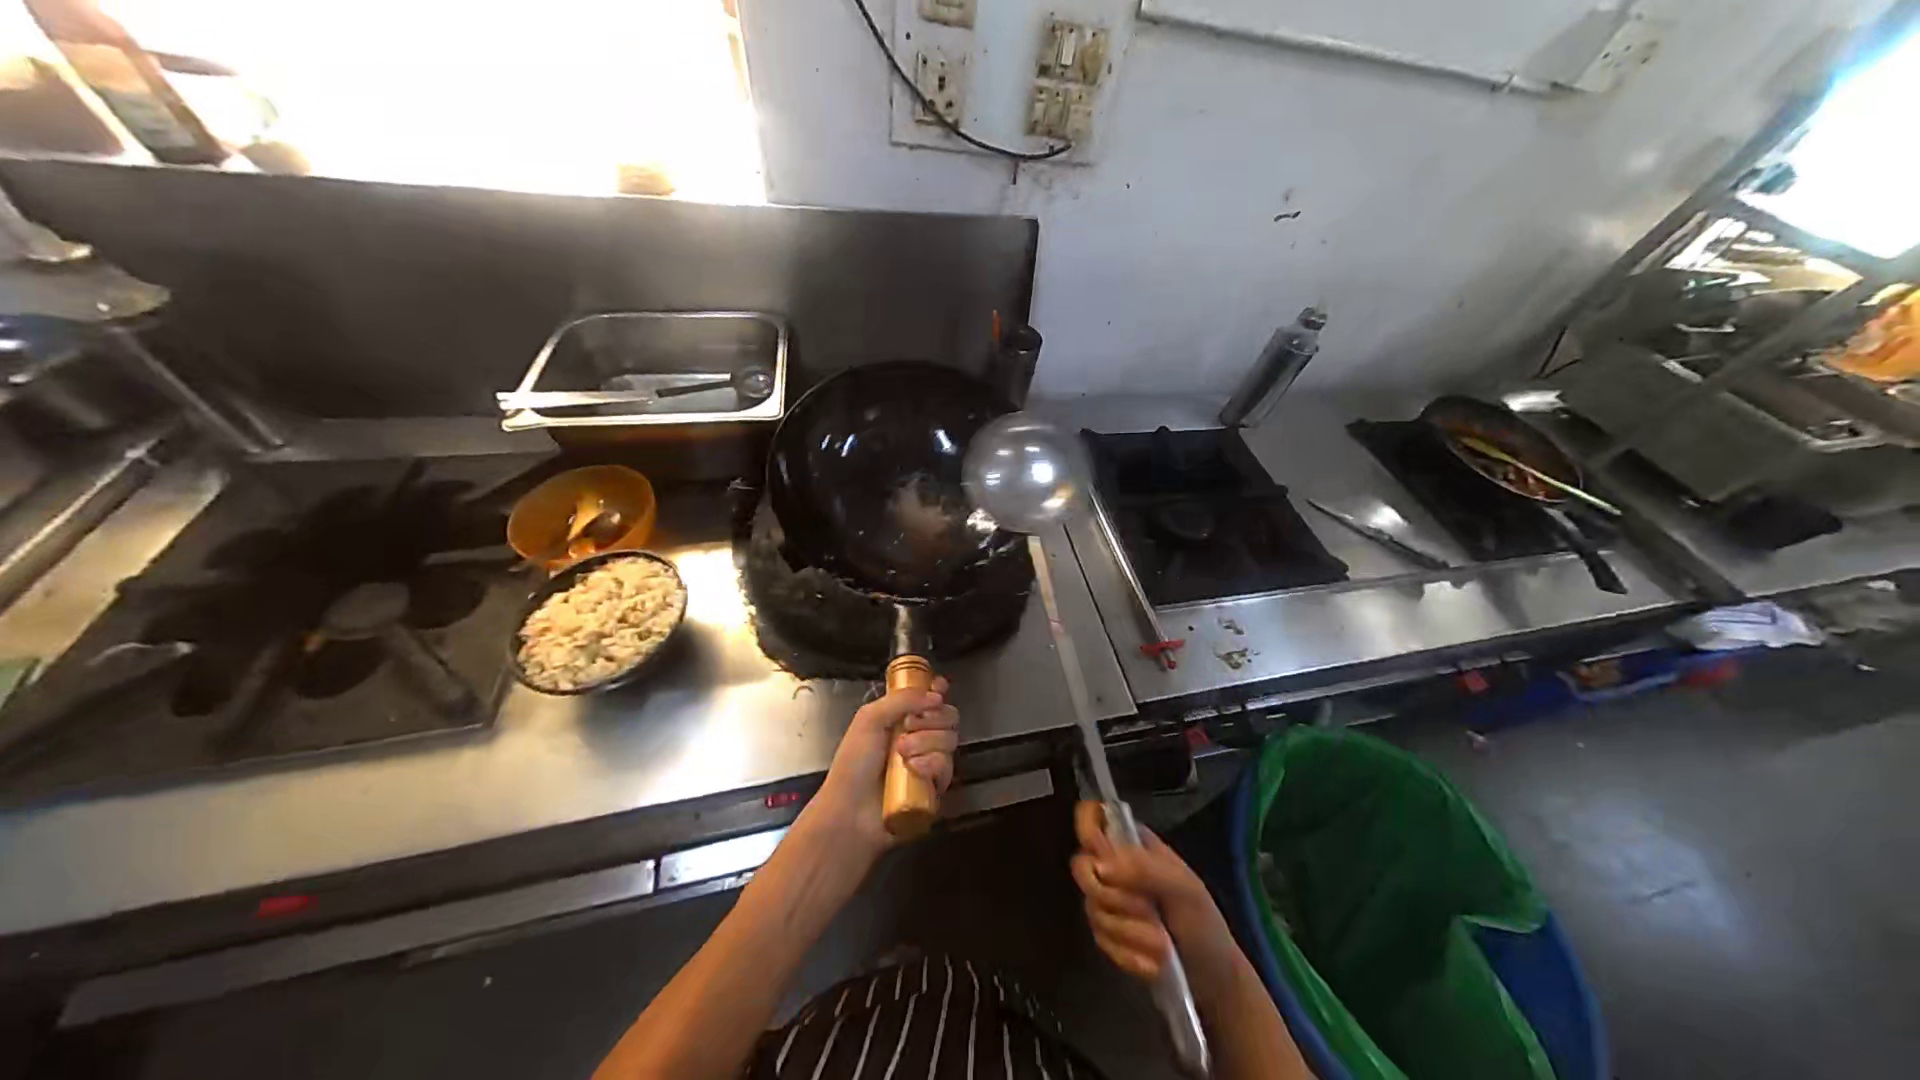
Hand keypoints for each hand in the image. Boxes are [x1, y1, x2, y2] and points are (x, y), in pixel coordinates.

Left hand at [801, 678, 959, 854]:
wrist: (852, 811)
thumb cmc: (853, 764)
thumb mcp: (869, 719)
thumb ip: (902, 699)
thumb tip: (936, 694)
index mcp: (899, 718)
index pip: (929, 697)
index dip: (937, 691)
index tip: (938, 689)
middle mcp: (917, 737)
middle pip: (947, 716)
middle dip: (933, 717)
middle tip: (911, 725)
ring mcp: (928, 762)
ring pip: (949, 740)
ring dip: (927, 742)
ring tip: (903, 753)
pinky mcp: (935, 786)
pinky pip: (947, 766)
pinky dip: (931, 765)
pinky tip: (915, 770)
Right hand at [1070, 800, 1234, 981]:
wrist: (1213, 979)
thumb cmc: (1203, 923)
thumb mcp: (1185, 890)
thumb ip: (1144, 869)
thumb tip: (1100, 866)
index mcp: (1132, 843)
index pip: (1094, 816)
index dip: (1088, 830)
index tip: (1105, 864)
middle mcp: (1112, 866)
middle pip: (1082, 866)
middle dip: (1114, 897)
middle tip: (1148, 912)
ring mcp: (1106, 900)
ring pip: (1092, 908)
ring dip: (1130, 933)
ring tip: (1163, 946)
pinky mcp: (1106, 934)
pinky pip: (1100, 939)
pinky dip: (1127, 954)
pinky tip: (1152, 964)